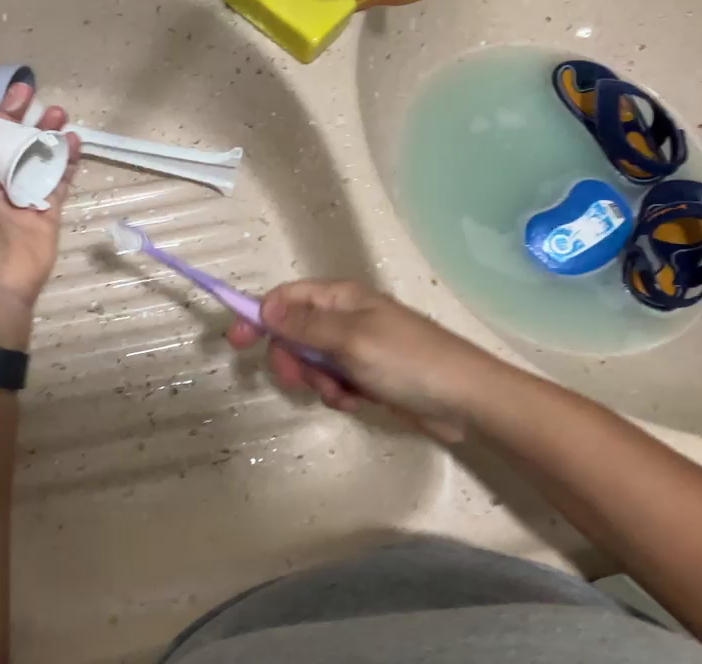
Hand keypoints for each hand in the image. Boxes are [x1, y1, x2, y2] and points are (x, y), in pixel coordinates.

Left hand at [0, 83, 79, 349]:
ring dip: (44, 131)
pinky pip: (58, 179)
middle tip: (28, 90)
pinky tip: (73, 140)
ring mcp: (20, 196)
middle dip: (16, 114)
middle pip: (6, 140)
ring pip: (35, 155)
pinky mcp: (46, 211)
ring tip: (57, 110)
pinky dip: (67, 159)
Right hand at [225, 280, 500, 440]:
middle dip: (291, 357)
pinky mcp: (369, 374)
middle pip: (294, 331)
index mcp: (341, 297)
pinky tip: (354, 402)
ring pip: (312, 360)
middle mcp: (345, 316)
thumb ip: (304, 325)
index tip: (235, 342)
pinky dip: (337, 392)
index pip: (285, 298)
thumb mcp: (350, 340)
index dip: (258, 315)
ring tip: (340, 394)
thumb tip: (264, 306)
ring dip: (316, 380)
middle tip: (297, 380)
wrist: (466, 399)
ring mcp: (358, 346)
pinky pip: (334, 380)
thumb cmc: (407, 361)